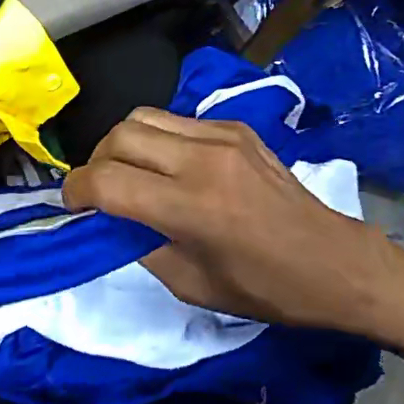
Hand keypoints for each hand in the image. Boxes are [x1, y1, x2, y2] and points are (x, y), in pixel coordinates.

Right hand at [60, 108, 403, 335]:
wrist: (330, 259)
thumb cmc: (265, 287)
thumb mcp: (192, 284)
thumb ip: (143, 245)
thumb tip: (112, 220)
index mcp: (191, 205)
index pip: (108, 179)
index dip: (76, 191)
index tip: (73, 207)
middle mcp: (204, 158)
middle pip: (121, 133)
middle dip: (97, 161)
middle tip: (101, 191)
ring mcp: (225, 136)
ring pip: (148, 116)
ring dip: (127, 143)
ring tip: (132, 173)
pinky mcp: (240, 128)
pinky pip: (182, 121)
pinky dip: (163, 139)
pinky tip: (173, 166)